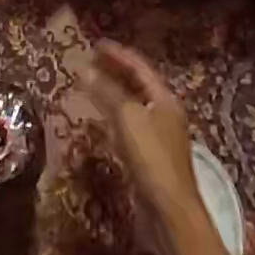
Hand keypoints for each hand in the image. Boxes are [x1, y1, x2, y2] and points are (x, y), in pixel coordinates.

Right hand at [83, 41, 240, 254]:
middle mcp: (165, 111)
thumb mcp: (128, 119)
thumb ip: (107, 92)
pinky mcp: (151, 155)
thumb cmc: (152, 158)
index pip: (139, 66)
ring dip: (113, 91)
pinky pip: (130, 123)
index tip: (96, 43)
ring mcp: (159, 134)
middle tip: (91, 59)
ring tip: (92, 82)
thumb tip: (84, 69)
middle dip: (115, 70)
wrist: (170, 212)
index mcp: (164, 97)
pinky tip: (102, 117)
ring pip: (133, 103)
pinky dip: (115, 113)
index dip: (118, 53)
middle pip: (138, 83)